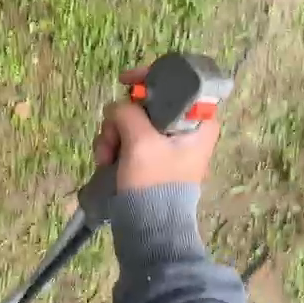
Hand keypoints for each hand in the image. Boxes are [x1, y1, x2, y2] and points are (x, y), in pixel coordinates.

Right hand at [93, 67, 222, 191]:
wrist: (150, 224)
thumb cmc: (154, 181)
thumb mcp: (140, 142)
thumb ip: (127, 113)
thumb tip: (116, 107)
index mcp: (198, 121)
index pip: (177, 84)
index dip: (149, 78)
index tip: (124, 81)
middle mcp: (185, 129)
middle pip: (146, 104)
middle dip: (121, 118)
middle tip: (112, 137)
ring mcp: (165, 144)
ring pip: (131, 122)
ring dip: (111, 135)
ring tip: (105, 157)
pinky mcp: (149, 158)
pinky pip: (126, 139)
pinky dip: (112, 147)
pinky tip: (105, 162)